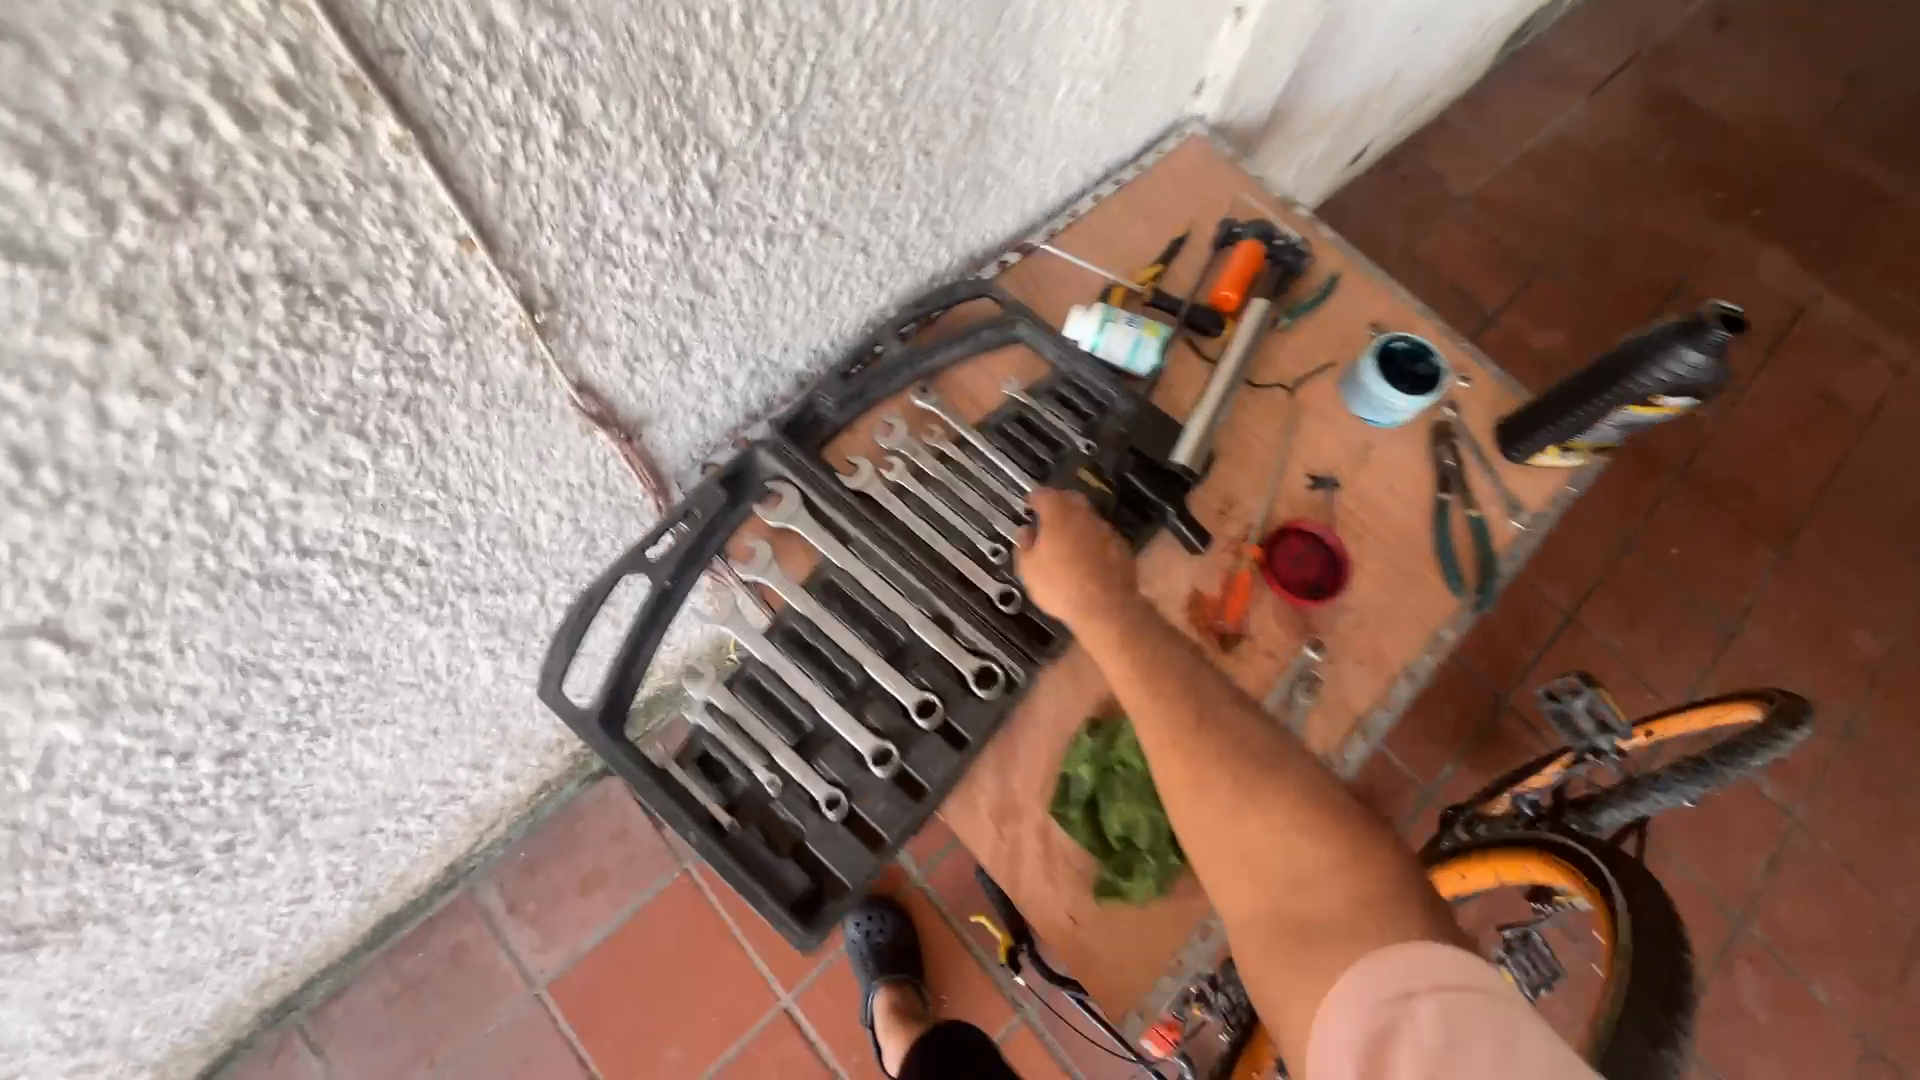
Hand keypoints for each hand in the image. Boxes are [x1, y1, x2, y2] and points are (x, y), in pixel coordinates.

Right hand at [1015, 489, 1141, 629]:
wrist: (1106, 607)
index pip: (1043, 494)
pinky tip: (1086, 557)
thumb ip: (1024, 544)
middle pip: (1069, 499)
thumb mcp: (1029, 569)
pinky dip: (1091, 540)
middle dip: (1057, 503)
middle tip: (1047, 516)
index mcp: (1058, 515)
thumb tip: (1026, 531)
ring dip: (1076, 522)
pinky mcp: (1121, 546)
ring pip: (1087, 517)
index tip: (1028, 504)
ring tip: (1066, 539)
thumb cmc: (1060, 587)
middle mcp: (1084, 515)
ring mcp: (1106, 529)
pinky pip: (1101, 536)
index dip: (1033, 498)